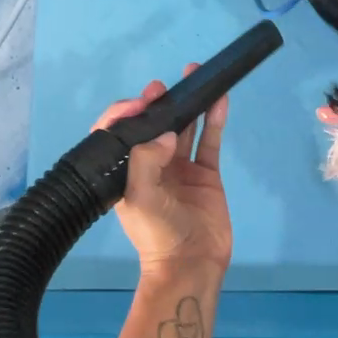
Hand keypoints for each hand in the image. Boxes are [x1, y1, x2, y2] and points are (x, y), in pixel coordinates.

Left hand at [92, 65, 233, 275]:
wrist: (192, 263)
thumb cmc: (158, 233)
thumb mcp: (140, 197)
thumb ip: (146, 161)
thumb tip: (164, 134)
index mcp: (126, 172)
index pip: (119, 134)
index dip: (125, 113)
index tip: (140, 103)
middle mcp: (151, 166)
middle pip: (152, 125)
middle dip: (156, 103)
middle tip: (161, 87)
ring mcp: (180, 168)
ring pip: (184, 127)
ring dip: (188, 103)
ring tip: (193, 74)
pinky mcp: (206, 174)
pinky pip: (210, 141)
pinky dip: (214, 120)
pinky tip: (219, 100)